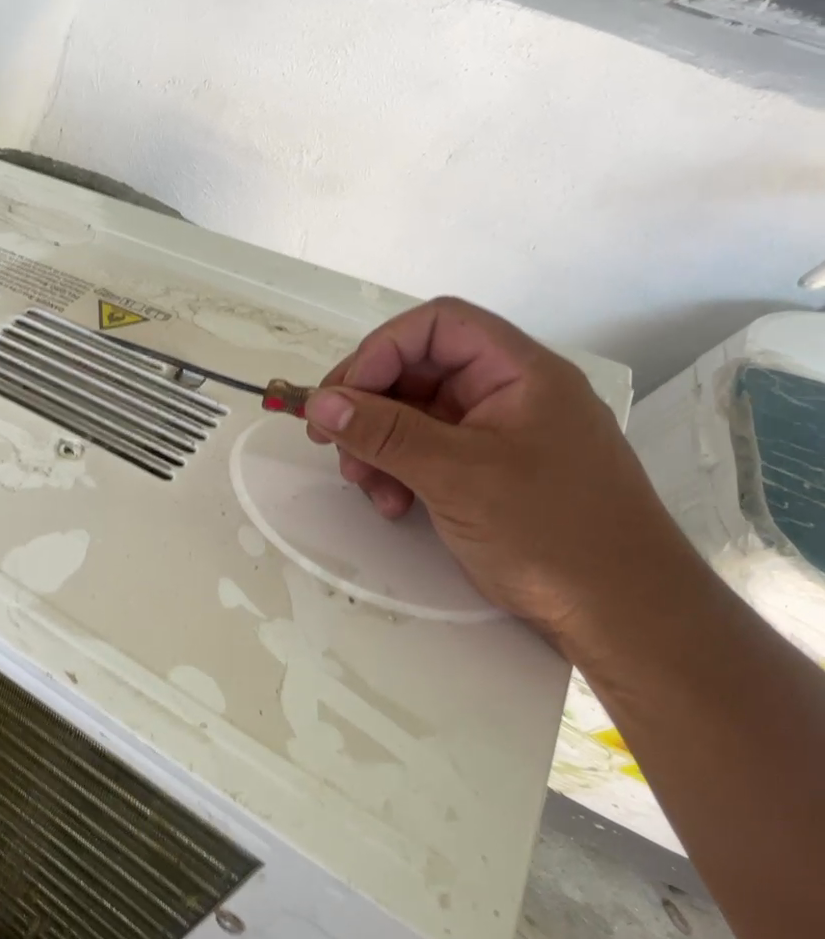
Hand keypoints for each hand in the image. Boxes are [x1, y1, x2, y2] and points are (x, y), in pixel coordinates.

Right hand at [303, 297, 687, 643]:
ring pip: (408, 414)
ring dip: (373, 444)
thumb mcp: (456, 475)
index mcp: (518, 373)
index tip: (340, 399)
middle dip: (366, 405)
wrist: (621, 612)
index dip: (379, 351)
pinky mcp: (483, 470)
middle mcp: (506, 393)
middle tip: (328, 441)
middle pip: (414, 369)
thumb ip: (383, 433)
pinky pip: (420, 451)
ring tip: (365, 485)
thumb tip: (318, 402)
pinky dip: (393, 470)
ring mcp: (495, 433)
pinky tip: (391, 504)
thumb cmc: (550, 531)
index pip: (436, 326)